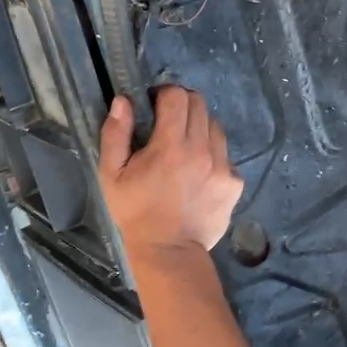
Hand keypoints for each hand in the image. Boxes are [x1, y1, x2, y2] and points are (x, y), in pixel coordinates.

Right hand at [97, 87, 243, 258]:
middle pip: (200, 104)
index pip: (177, 97)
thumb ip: (116, 134)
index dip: (164, 93)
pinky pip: (226, 154)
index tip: (153, 105)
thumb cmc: (135, 211)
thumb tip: (123, 101)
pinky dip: (212, 153)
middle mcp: (202, 151)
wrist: (170, 252)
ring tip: (184, 147)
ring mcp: (223, 167)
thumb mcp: (111, 174)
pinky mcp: (235, 183)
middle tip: (167, 121)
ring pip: (215, 126)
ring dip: (198, 127)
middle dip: (182, 105)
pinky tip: (198, 171)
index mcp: (170, 146)